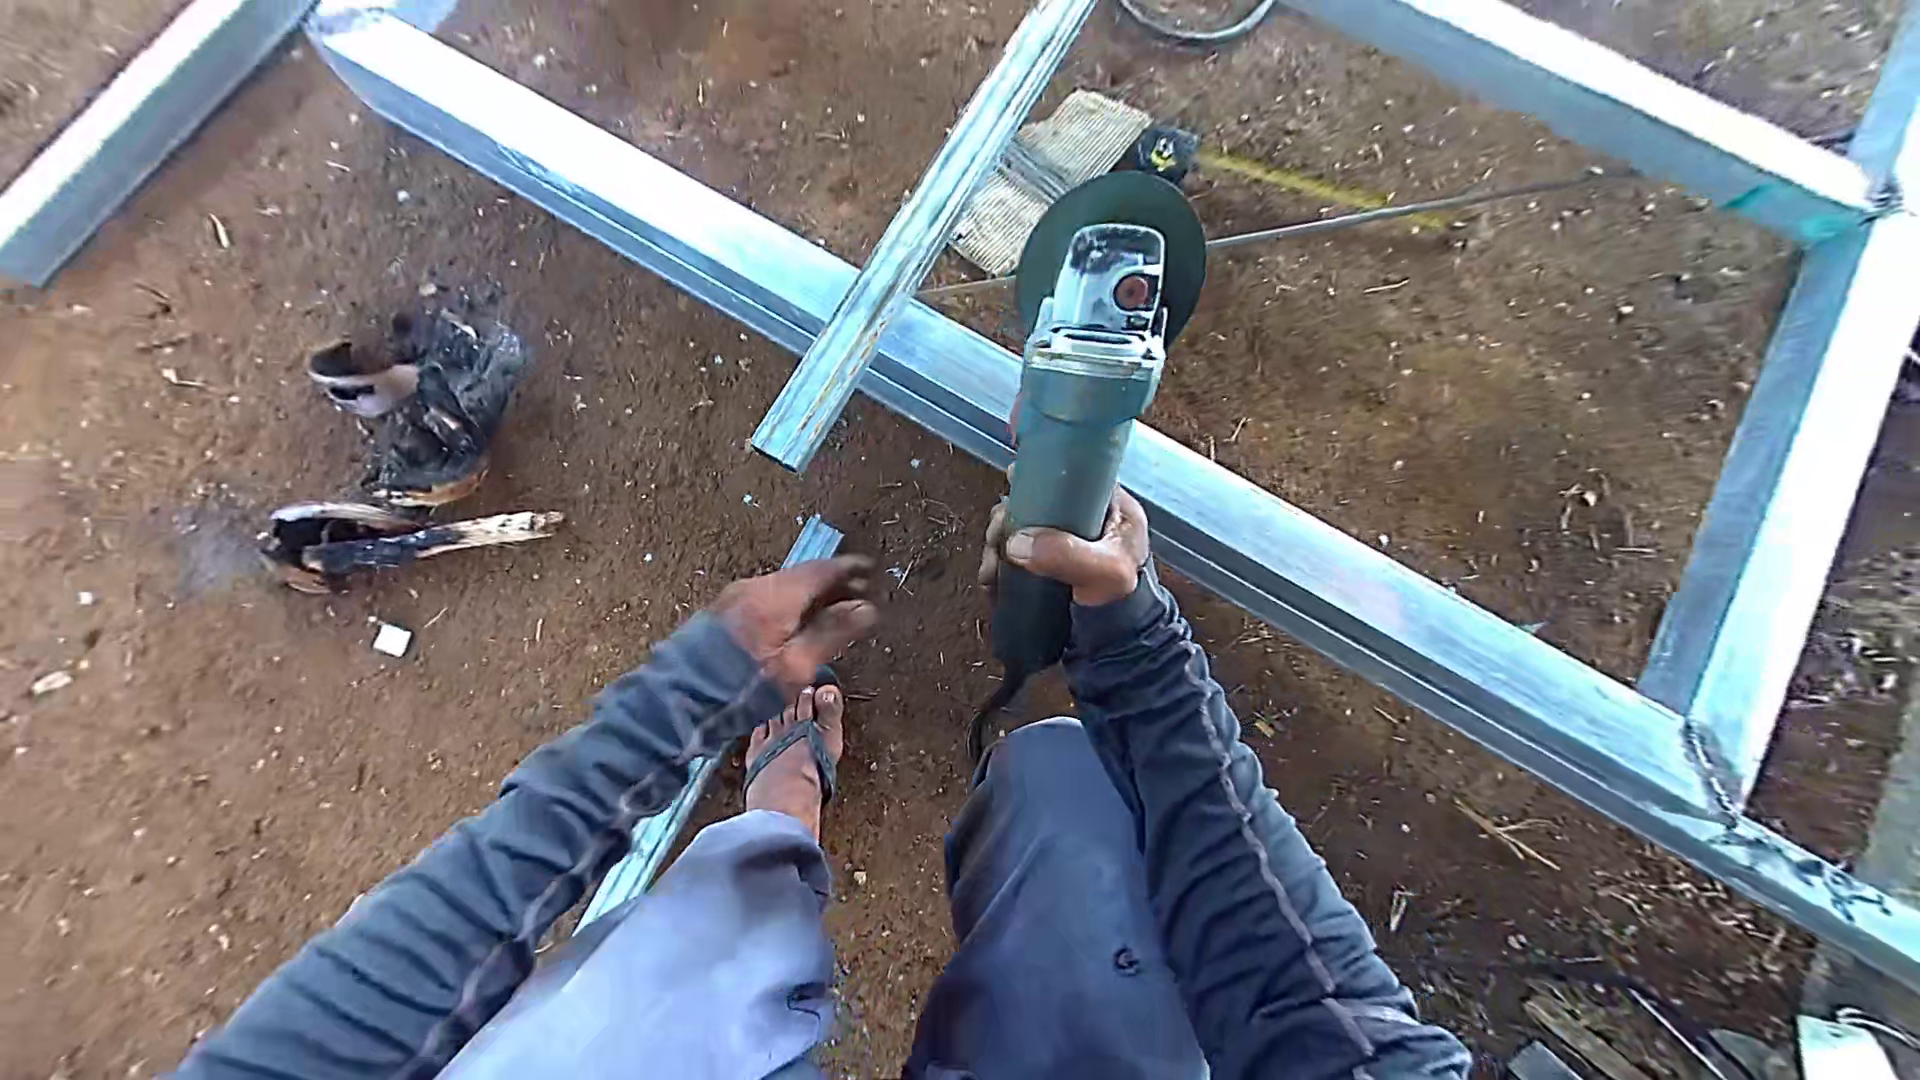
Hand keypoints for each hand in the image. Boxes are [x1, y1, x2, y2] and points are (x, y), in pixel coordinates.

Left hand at [713, 555, 879, 692]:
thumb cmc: (742, 687)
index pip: (823, 570)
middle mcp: (755, 586)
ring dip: (813, 596)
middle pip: (804, 576)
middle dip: (835, 585)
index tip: (871, 572)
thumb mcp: (796, 665)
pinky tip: (801, 623)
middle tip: (859, 596)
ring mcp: (736, 598)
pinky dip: (793, 605)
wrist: (675, 703)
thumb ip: (833, 633)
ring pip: (786, 588)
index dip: (850, 570)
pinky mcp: (725, 613)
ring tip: (835, 613)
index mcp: (776, 594)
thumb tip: (867, 609)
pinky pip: (769, 598)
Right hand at [977, 488, 1149, 606]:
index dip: (1040, 474)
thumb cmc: (1123, 604)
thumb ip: (1066, 554)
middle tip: (998, 534)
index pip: (1073, 475)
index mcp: (1109, 509)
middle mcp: (1083, 522)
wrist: (1117, 650)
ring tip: (992, 565)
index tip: (1014, 481)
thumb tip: (1016, 543)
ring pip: (1018, 529)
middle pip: (1034, 502)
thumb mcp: (1106, 574)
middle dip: (1008, 517)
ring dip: (998, 542)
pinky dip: (997, 563)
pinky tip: (991, 577)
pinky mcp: (1043, 569)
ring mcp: (1060, 546)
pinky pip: (1013, 556)